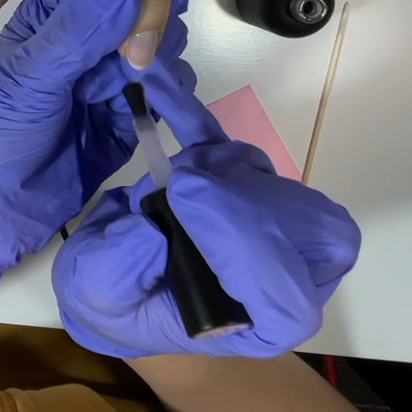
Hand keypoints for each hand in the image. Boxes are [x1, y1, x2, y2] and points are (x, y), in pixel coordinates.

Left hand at [4, 0, 196, 177]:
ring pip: (153, 50)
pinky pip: (160, 95)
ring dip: (162, 57)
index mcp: (48, 19)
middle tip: (153, 42)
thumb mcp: (28, 79)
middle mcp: (81, 42)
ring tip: (152, 76)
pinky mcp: (125, 120)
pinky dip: (169, 94)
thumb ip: (77, 33)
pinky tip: (167, 98)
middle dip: (153, 18)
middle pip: (135, 10)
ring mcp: (104, 81)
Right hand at [52, 83, 360, 358]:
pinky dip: (194, 117)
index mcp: (253, 321)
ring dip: (214, 159)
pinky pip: (226, 146)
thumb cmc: (110, 303)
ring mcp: (264, 225)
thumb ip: (122, 268)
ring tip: (162, 168)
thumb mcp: (100, 297)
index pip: (286, 298)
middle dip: (247, 197)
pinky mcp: (235, 184)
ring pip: (269, 180)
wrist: (112, 280)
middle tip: (181, 180)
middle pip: (311, 232)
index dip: (250, 251)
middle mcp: (277, 275)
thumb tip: (153, 223)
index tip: (183, 200)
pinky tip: (158, 89)